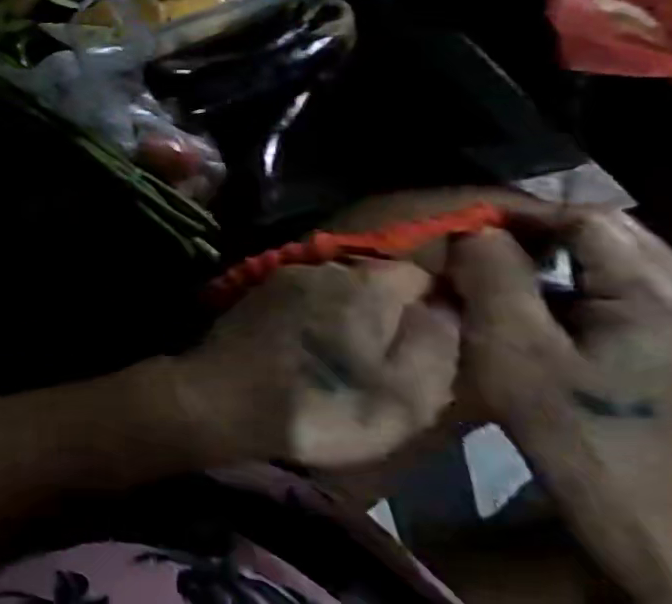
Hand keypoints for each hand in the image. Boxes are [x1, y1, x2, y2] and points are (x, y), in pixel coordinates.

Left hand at [178, 259, 460, 467]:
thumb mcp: (406, 395)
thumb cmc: (324, 405)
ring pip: (336, 290)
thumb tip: (446, 306)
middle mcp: (325, 266)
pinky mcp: (256, 292)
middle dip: (388, 314)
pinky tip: (308, 353)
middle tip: (388, 363)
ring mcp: (284, 275)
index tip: (431, 345)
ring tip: (345, 362)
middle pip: (375, 281)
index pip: (420, 275)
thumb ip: (436, 344)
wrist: (225, 400)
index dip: (433, 308)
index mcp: (368, 283)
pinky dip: (314, 321)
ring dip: (347, 318)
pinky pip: (303, 299)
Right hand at [451, 213, 671, 478]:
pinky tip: (543, 294)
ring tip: (507, 266)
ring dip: (558, 252)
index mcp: (666, 301)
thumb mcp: (512, 345)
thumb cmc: (567, 424)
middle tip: (485, 243)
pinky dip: (577, 274)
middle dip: (541, 230)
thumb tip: (474, 225)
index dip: (524, 214)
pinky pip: (625, 277)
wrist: (630, 505)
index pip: (589, 220)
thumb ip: (492, 273)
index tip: (471, 225)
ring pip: (617, 250)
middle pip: (610, 229)